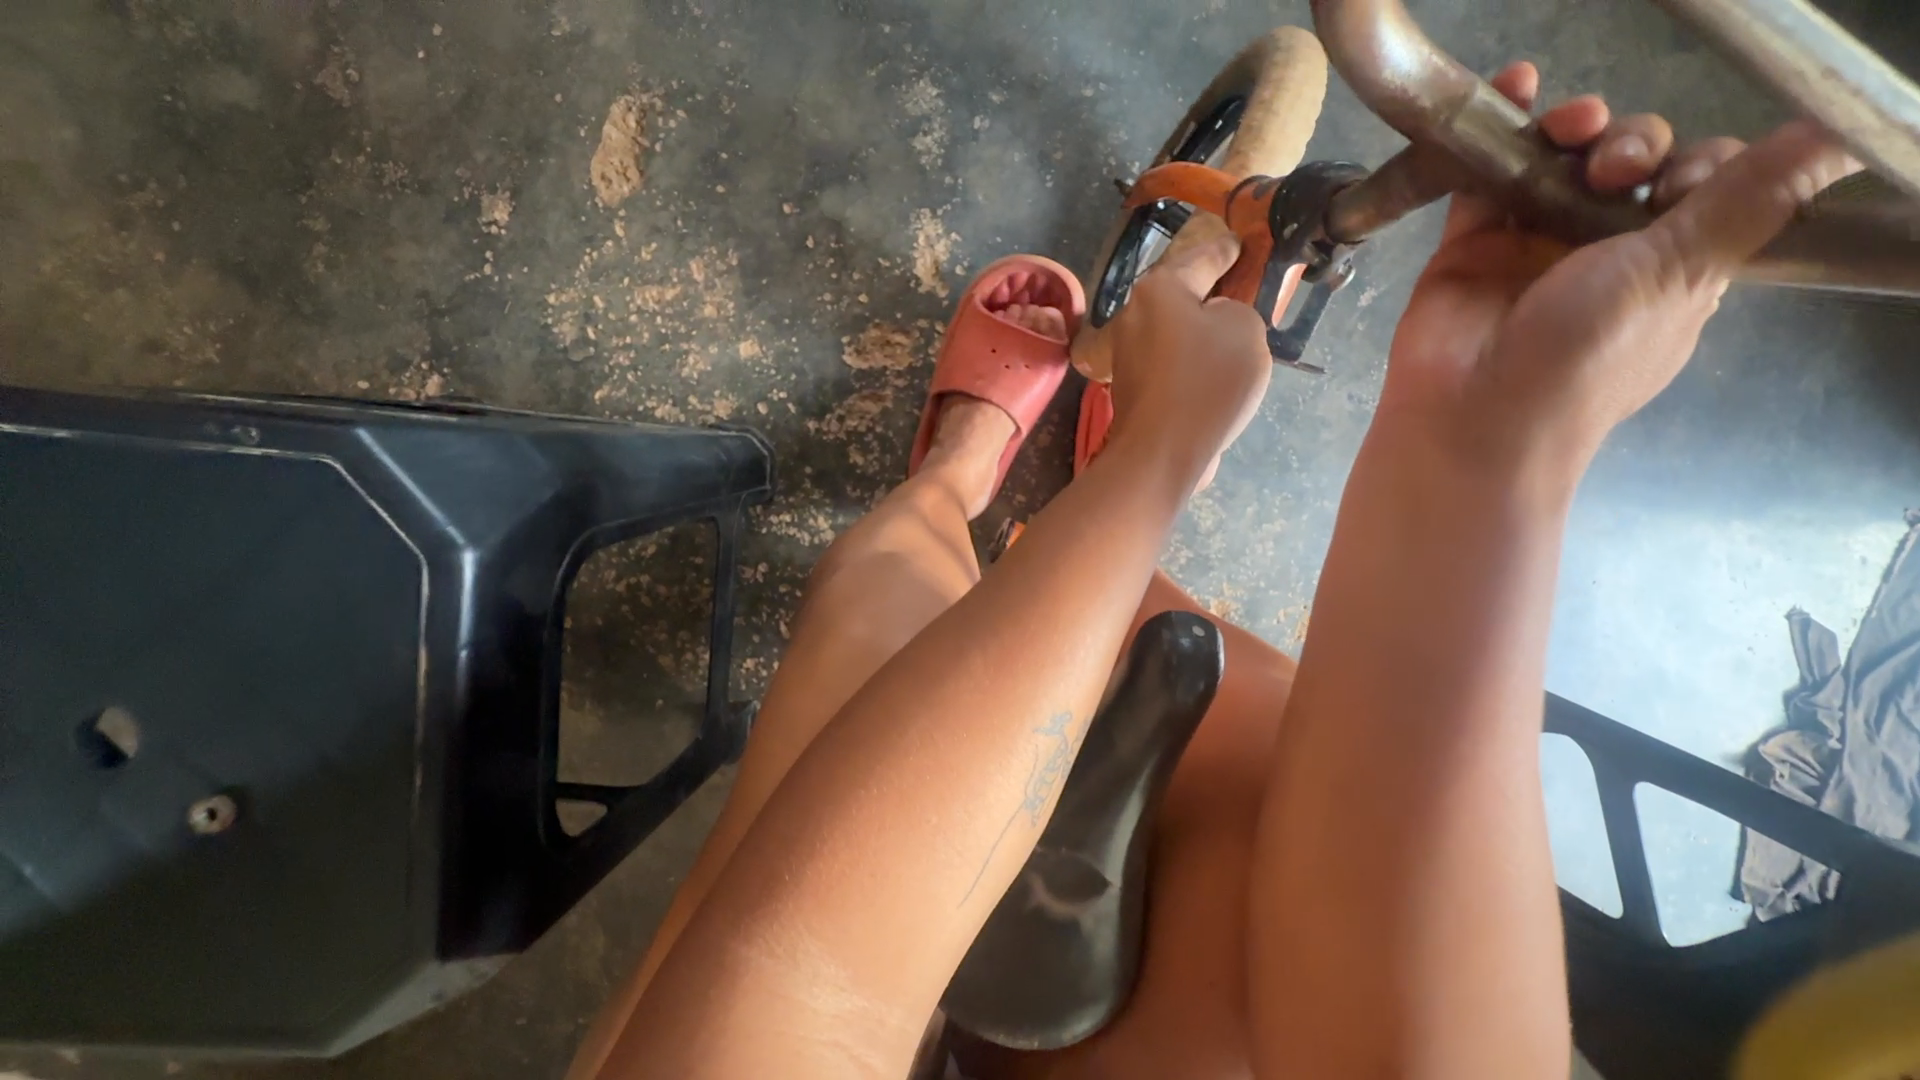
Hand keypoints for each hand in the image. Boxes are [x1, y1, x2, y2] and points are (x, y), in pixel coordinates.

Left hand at [1105, 231, 1273, 485]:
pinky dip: (1190, 363)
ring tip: (1231, 339)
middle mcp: (1133, 316)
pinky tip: (1210, 375)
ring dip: (1199, 334)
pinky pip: (1169, 363)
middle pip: (1180, 297)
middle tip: (1239, 290)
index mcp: (1159, 290)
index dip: (1225, 250)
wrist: (1161, 452)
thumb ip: (1236, 311)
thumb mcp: (1246, 330)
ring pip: (1173, 332)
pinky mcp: (1131, 389)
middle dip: (1208, 294)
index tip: (1237, 243)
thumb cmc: (1206, 382)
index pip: (1201, 258)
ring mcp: (1126, 355)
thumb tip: (1214, 320)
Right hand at [1383, 61, 1856, 481]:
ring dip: (1576, 130)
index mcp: (1668, 270)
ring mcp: (1530, 247)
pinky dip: (1500, 131)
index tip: (1680, 182)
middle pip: (1632, 167)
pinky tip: (1515, 90)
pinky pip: (1488, 177)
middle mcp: (1601, 254)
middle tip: (1616, 170)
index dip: (1699, 164)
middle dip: (1634, 146)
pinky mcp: (1471, 244)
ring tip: (1567, 129)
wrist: (1473, 411)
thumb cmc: (1582, 353)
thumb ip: (1749, 199)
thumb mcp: (1682, 273)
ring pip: (1562, 165)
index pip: (1700, 189)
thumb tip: (1839, 139)